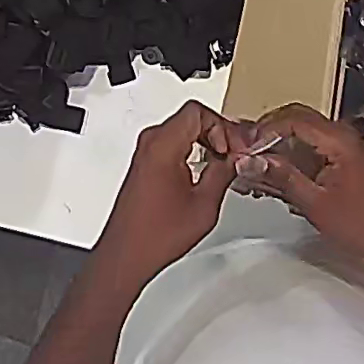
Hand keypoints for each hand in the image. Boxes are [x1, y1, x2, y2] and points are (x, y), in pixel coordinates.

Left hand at [92, 100, 238, 291]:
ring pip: (182, 127)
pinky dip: (192, 148)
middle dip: (217, 133)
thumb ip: (223, 173)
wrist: (128, 251)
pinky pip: (173, 140)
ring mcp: (146, 150)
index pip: (197, 112)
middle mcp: (151, 141)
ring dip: (206, 140)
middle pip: (191, 117)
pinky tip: (206, 169)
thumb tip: (235, 158)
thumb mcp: (204, 204)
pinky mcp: (146, 160)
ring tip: (224, 163)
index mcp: (163, 145)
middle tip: (234, 153)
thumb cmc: (156, 233)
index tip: (234, 148)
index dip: (222, 126)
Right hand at [248, 103, 363, 266]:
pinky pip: (306, 140)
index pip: (292, 119)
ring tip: (258, 160)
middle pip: (293, 117)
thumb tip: (252, 162)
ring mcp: (340, 142)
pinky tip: (274, 168)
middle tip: (249, 150)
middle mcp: (340, 134)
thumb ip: (282, 177)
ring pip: (298, 127)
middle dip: (267, 132)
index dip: (265, 131)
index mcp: (338, 140)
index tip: (248, 147)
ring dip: (276, 140)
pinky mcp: (338, 152)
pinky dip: (287, 149)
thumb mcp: (316, 204)